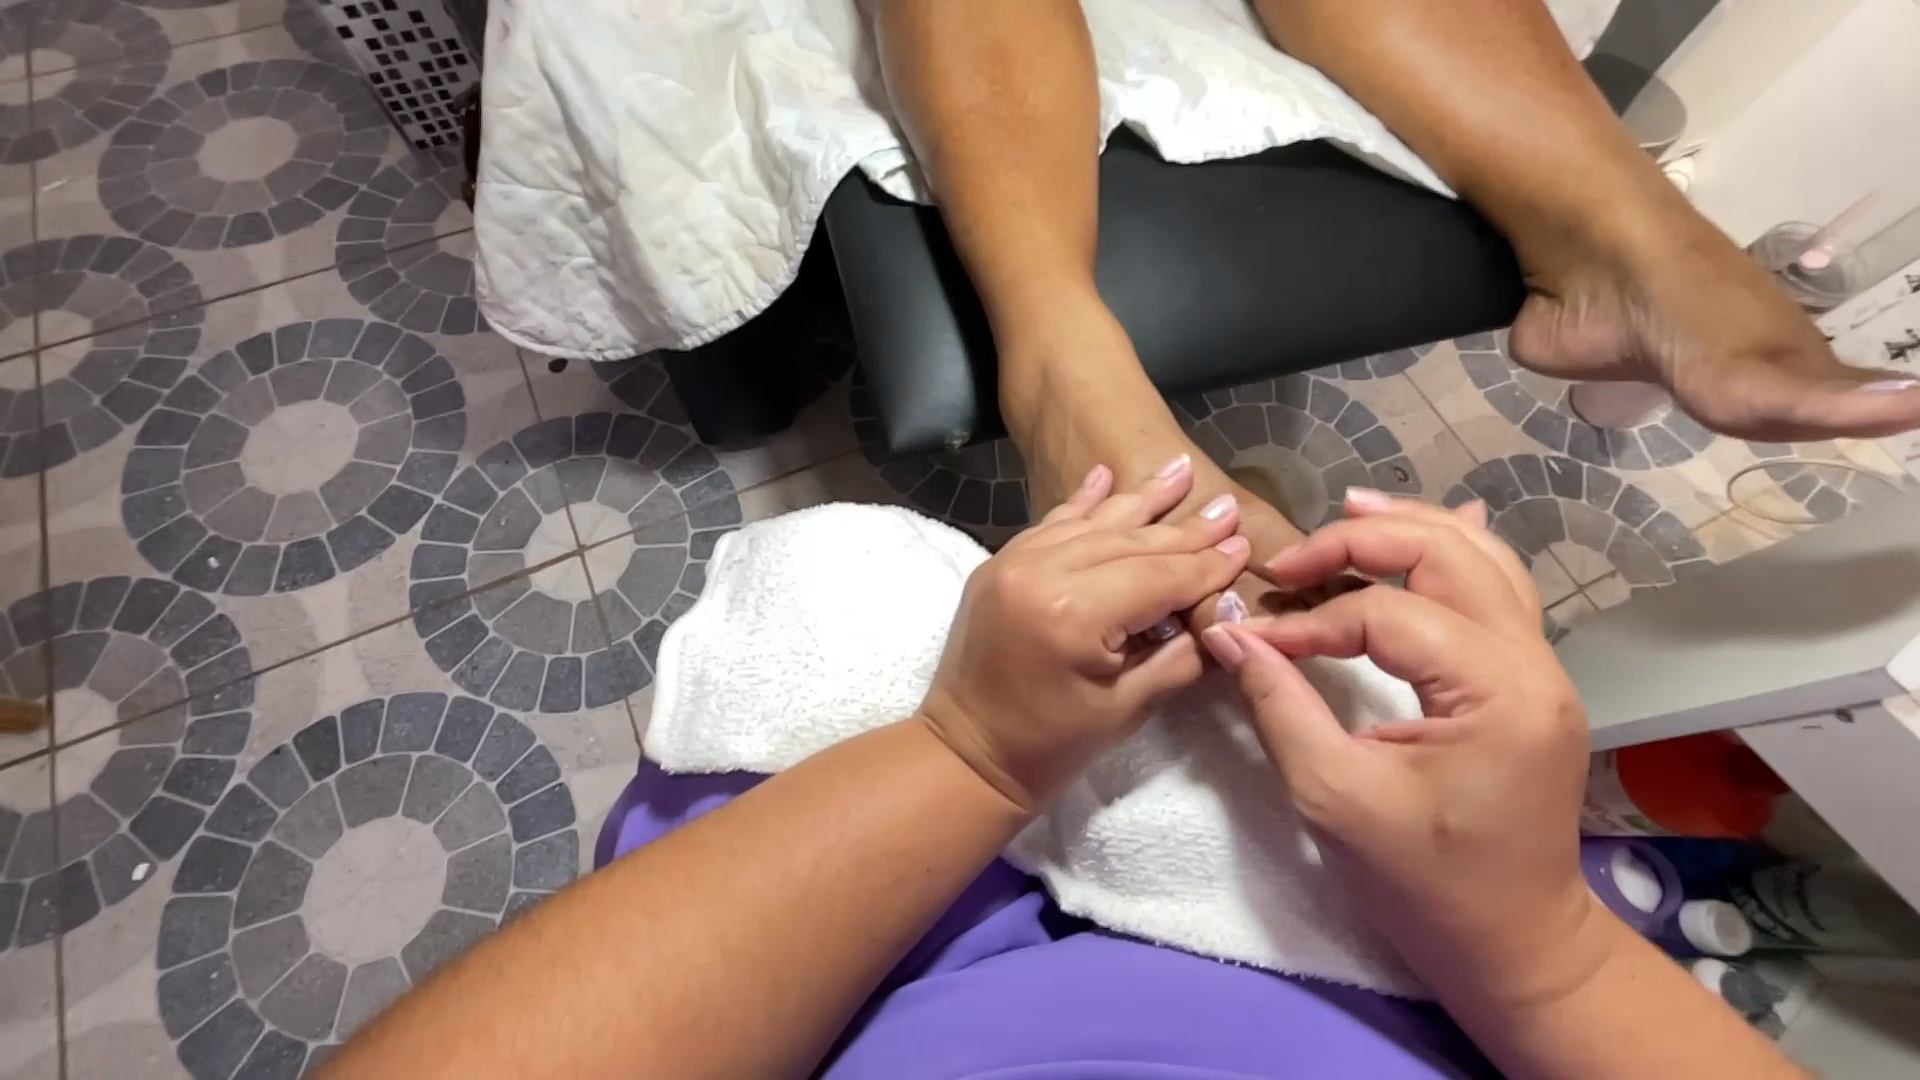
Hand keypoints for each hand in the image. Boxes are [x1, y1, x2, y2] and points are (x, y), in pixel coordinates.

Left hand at [919, 457, 1251, 813]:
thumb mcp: (1129, 707)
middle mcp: (1041, 573)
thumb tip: (1227, 611)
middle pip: (1128, 543)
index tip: (1244, 545)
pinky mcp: (998, 564)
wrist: (966, 751)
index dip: (1205, 565)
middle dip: (1182, 529)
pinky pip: (1049, 525)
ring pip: (1090, 524)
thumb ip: (1182, 653)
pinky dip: (1081, 502)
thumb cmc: (1051, 744)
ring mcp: (1012, 562)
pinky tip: (1105, 475)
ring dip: (1138, 500)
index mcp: (1075, 614)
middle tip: (1226, 507)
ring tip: (1179, 469)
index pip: (1158, 577)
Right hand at [1202, 490, 1599, 1002]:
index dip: (1305, 621)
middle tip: (1290, 561)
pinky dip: (1450, 552)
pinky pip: (1496, 589)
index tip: (1248, 640)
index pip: (1384, 615)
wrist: (1512, 943)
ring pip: (1481, 557)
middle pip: (1446, 554)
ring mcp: (1539, 667)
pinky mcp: (1525, 679)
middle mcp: (1531, 663)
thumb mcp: (1331, 794)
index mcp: (1495, 691)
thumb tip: (1225, 632)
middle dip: (1358, 540)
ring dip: (1409, 528)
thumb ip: (1277, 703)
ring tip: (1347, 509)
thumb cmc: (1420, 880)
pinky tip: (1423, 530)